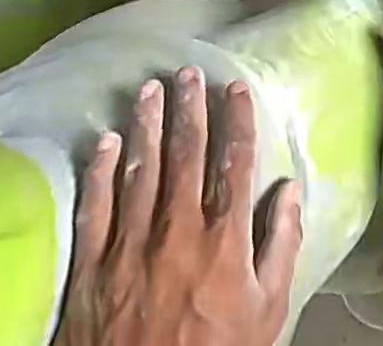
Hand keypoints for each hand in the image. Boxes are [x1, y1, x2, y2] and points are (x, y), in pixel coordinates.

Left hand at [56, 68, 303, 345]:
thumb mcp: (267, 310)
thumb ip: (281, 245)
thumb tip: (291, 188)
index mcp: (223, 237)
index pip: (234, 161)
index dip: (237, 119)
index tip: (236, 87)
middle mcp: (177, 229)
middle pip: (186, 154)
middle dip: (189, 108)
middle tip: (188, 72)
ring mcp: (130, 246)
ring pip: (140, 170)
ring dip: (146, 124)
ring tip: (150, 88)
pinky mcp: (91, 268)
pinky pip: (95, 209)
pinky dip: (99, 172)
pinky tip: (104, 140)